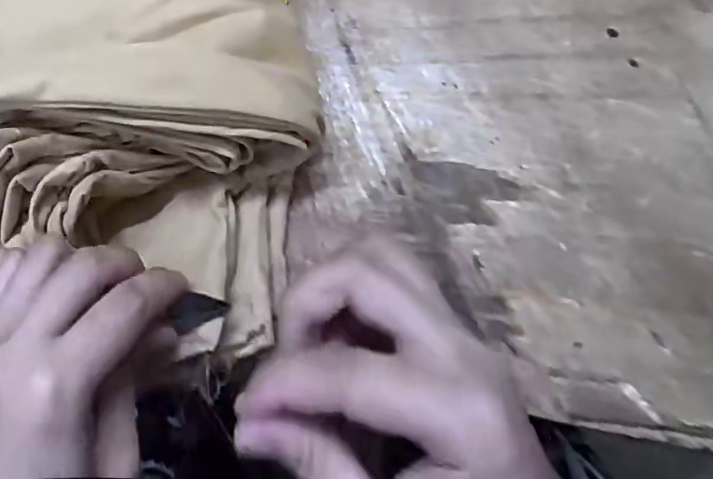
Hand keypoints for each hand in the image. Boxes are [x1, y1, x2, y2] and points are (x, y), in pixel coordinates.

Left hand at [0, 240, 188, 478]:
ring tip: (102, 282)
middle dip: (123, 263)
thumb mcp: (111, 462)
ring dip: (78, 257)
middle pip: (80, 268)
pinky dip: (36, 265)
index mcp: (56, 383)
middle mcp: (17, 341)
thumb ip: (131, 384)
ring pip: (39, 255)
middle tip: (148, 281)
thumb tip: (163, 328)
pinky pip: (5, 270)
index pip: (120, 308)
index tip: (184, 283)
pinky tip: (58, 286)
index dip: (159, 288)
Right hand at [234, 237, 549, 478]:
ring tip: (314, 340)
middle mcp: (468, 353)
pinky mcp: (457, 330)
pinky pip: (394, 273)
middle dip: (303, 304)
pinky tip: (340, 339)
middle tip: (285, 359)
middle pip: (361, 272)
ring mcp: (467, 334)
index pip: (344, 372)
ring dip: (330, 283)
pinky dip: (351, 288)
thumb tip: (246, 427)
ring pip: (380, 254)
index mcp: (462, 412)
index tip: (244, 407)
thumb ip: (317, 462)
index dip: (279, 384)